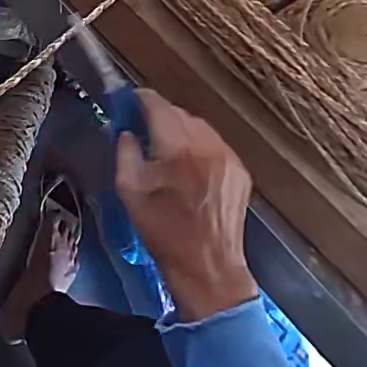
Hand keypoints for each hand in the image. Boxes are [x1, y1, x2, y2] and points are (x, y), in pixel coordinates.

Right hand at [114, 90, 257, 320]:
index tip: (130, 99)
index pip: (158, 106)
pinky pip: (215, 144)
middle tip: (143, 128)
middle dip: (160, 116)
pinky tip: (189, 165)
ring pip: (199, 126)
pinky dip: (199, 146)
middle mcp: (207, 145)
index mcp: (177, 148)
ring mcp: (228, 157)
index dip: (142, 98)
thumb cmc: (163, 231)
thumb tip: (127, 132)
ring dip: (181, 129)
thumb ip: (125, 152)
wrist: (207, 268)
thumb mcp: (130, 191)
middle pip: (179, 113)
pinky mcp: (240, 171)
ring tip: (167, 148)